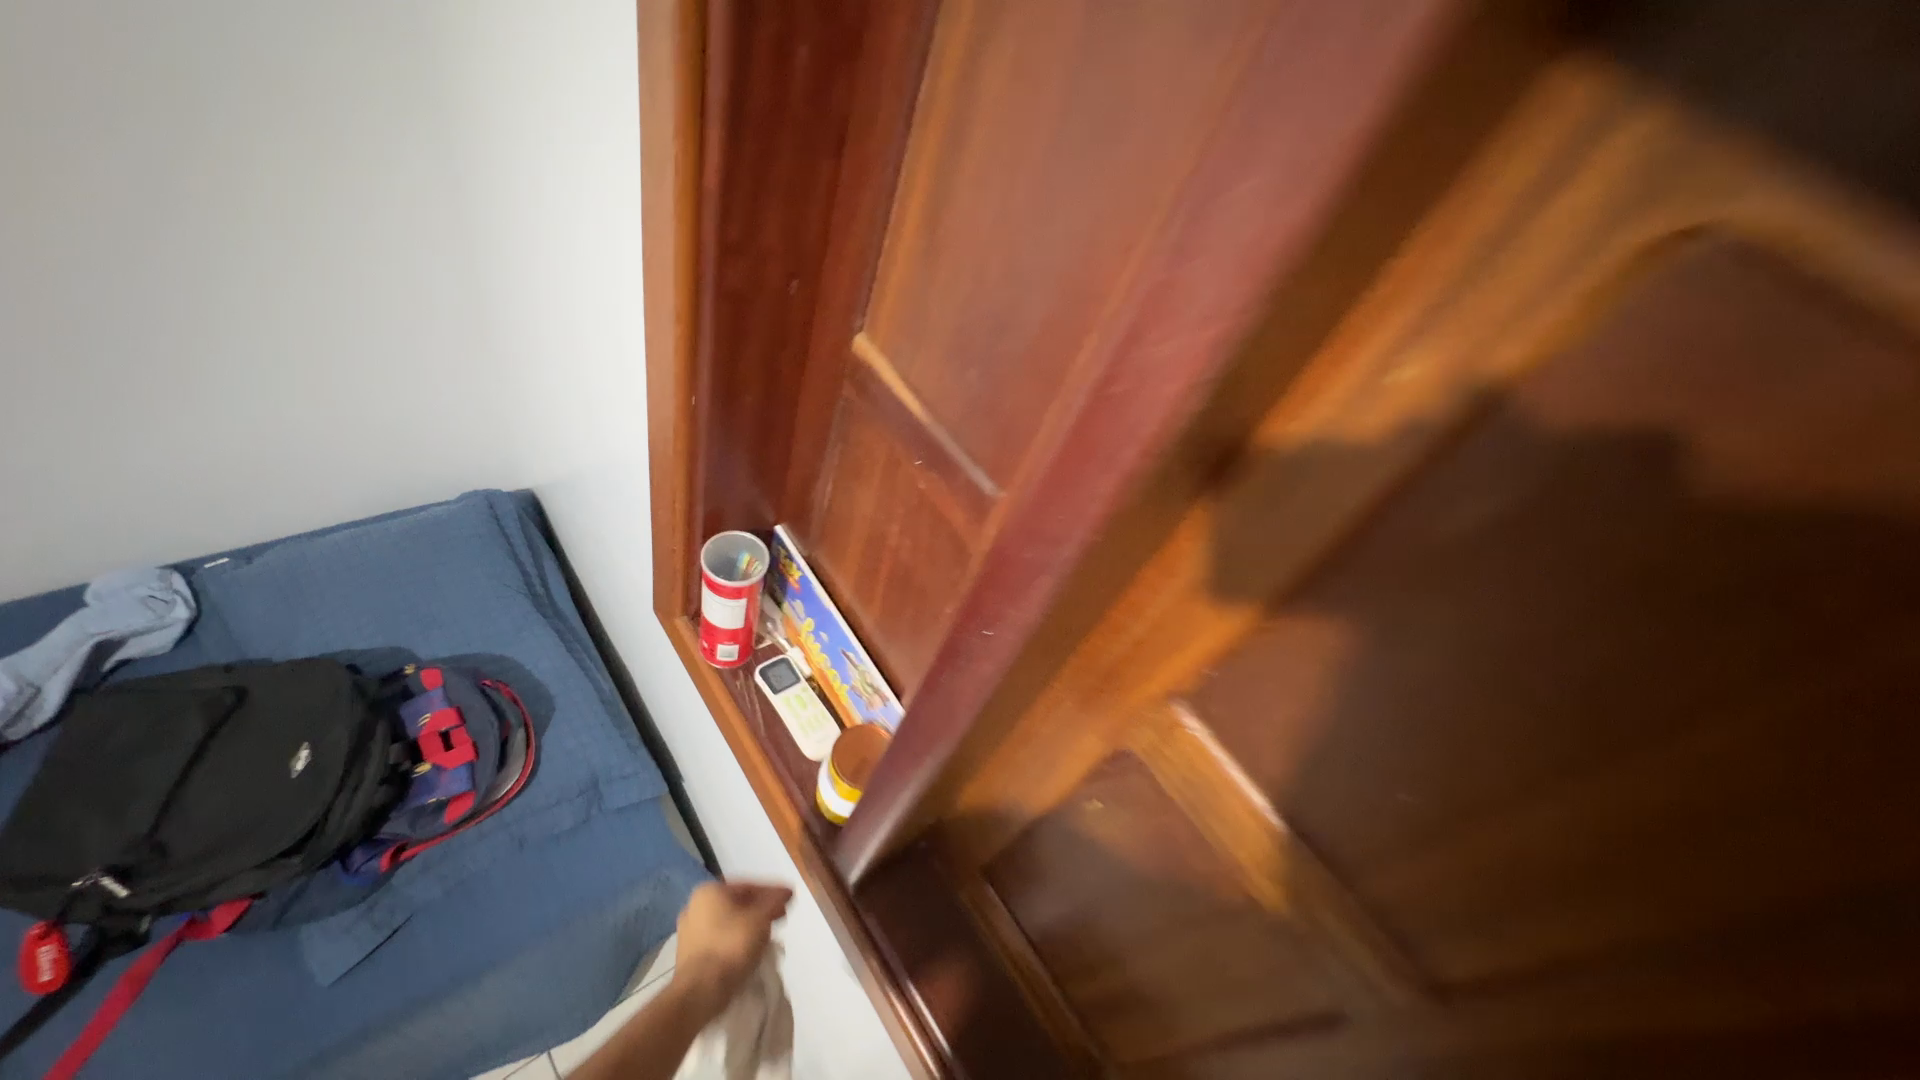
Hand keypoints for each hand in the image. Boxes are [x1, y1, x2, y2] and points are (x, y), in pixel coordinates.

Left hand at [671, 880, 792, 1017]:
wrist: (699, 991)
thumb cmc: (731, 946)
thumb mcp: (760, 919)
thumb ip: (774, 902)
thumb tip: (786, 891)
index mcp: (709, 891)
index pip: (748, 886)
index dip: (772, 892)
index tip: (789, 900)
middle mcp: (694, 906)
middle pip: (737, 904)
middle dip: (760, 911)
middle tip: (780, 918)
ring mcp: (688, 932)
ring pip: (728, 924)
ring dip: (748, 927)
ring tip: (768, 936)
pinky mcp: (689, 955)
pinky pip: (719, 941)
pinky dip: (735, 942)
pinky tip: (749, 951)